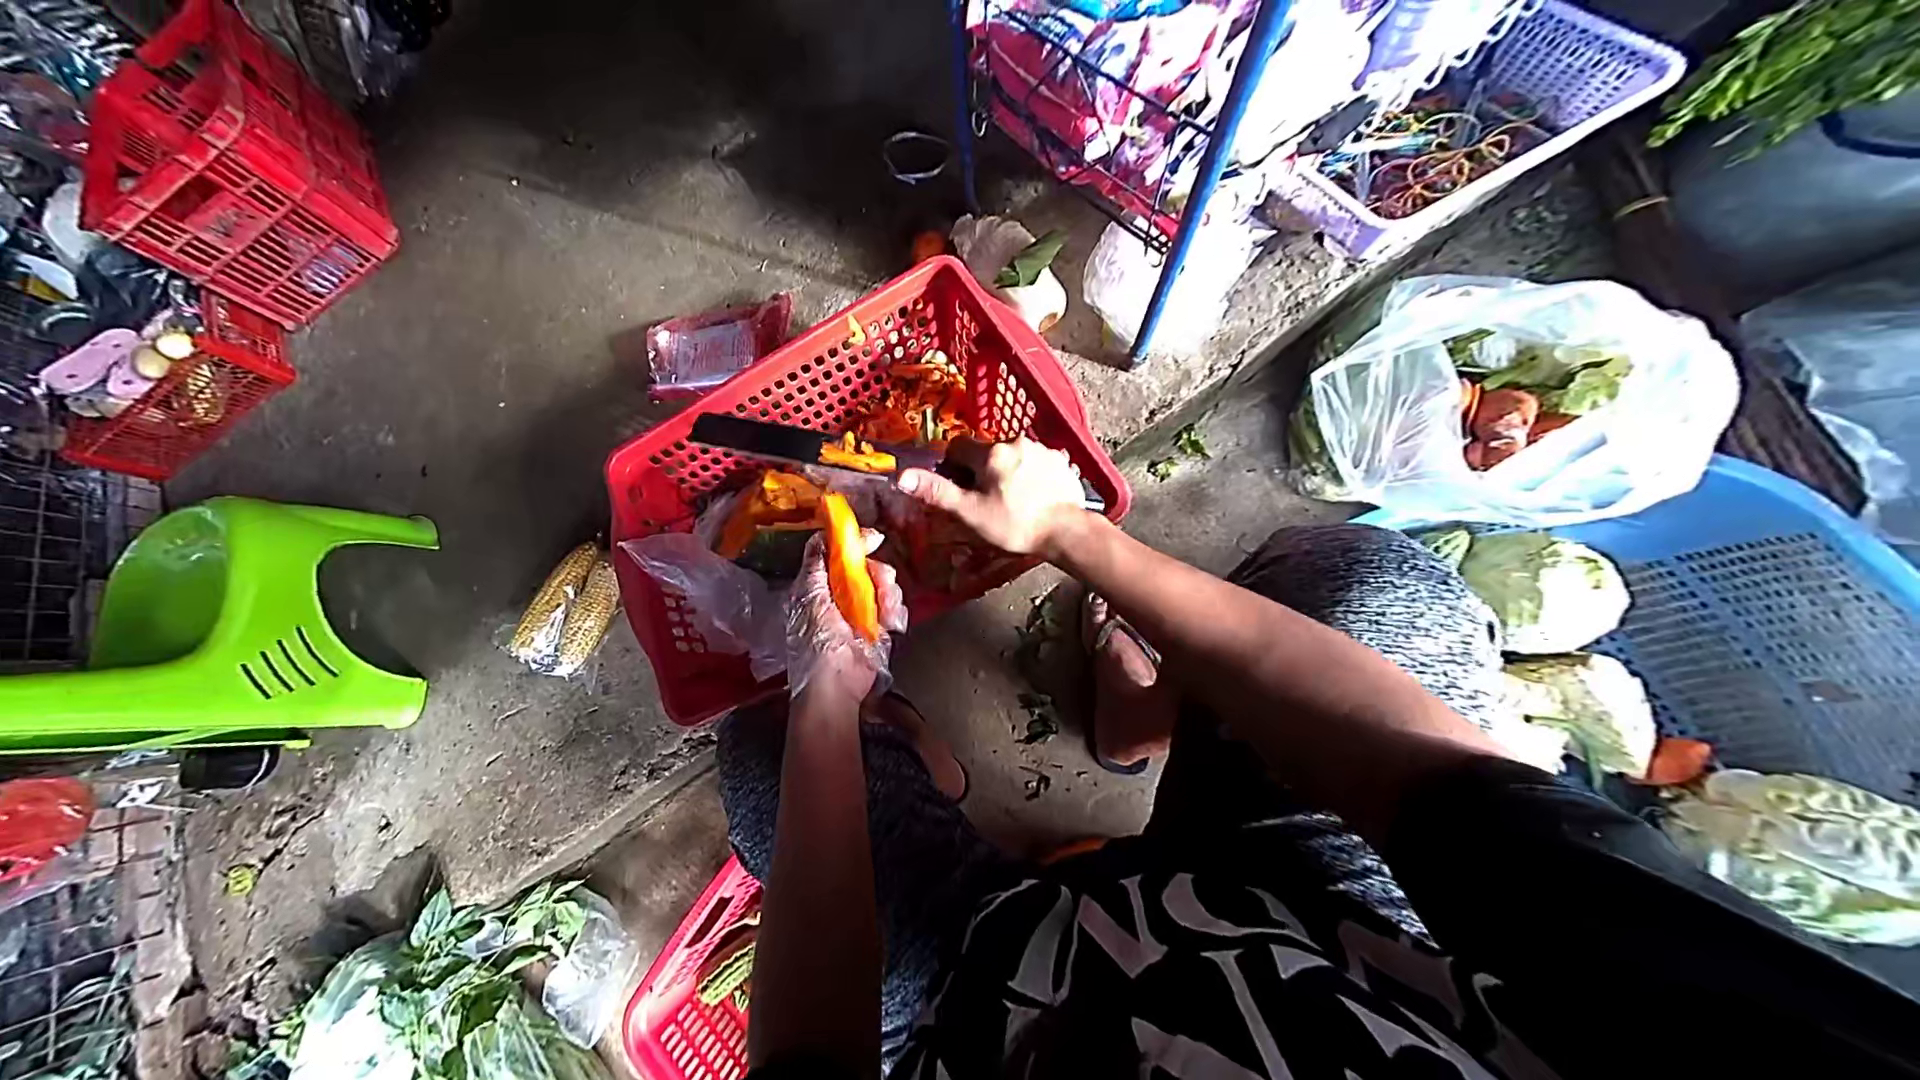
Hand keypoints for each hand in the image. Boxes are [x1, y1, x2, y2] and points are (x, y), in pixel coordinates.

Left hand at [786, 527, 907, 703]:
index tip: (872, 539)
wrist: (838, 683)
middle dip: (878, 572)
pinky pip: (896, 606)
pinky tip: (889, 624)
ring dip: (889, 594)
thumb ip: (815, 563)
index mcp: (822, 584)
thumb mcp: (808, 595)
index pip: (839, 552)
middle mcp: (843, 593)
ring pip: (886, 583)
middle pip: (868, 565)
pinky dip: (895, 612)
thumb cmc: (816, 643)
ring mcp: (864, 609)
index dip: (855, 542)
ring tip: (884, 613)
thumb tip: (825, 534)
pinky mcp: (882, 625)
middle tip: (880, 580)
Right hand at [895, 437, 1089, 557]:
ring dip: (1007, 472)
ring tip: (1013, 502)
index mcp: (990, 453)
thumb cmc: (1015, 525)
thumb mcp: (970, 513)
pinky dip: (1030, 475)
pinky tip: (1034, 498)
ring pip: (1012, 456)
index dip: (953, 467)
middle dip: (982, 471)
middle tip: (986, 501)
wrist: (1066, 531)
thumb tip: (901, 476)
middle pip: (986, 452)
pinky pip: (1035, 462)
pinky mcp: (1061, 460)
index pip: (958, 447)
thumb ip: (936, 491)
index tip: (960, 489)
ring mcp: (1042, 449)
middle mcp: (1015, 442)